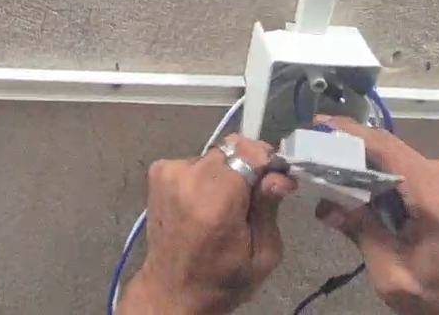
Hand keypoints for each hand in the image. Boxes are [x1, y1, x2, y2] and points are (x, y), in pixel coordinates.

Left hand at [118, 134, 296, 314]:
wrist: (172, 289)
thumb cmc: (223, 279)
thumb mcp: (261, 256)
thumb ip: (270, 209)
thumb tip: (281, 176)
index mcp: (218, 202)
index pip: (249, 153)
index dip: (267, 159)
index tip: (276, 173)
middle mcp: (190, 179)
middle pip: (231, 149)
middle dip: (248, 163)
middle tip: (254, 190)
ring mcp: (170, 172)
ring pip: (213, 154)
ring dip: (225, 170)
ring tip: (225, 201)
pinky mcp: (158, 171)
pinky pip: (194, 161)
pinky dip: (204, 174)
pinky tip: (202, 200)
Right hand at [313, 115, 438, 314]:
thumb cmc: (433, 296)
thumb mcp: (390, 274)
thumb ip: (360, 232)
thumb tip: (324, 204)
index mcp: (435, 201)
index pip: (388, 150)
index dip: (351, 133)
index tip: (318, 126)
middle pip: (389, 146)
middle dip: (350, 142)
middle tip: (314, 144)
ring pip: (395, 151)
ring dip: (362, 153)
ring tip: (328, 159)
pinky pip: (403, 161)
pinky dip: (377, 164)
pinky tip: (356, 174)